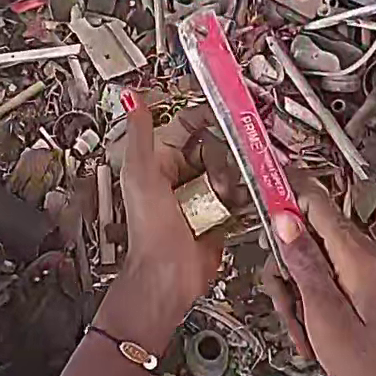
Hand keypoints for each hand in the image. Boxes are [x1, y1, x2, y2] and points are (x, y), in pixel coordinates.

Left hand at [95, 91, 224, 350]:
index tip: (225, 112)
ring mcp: (203, 194)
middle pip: (215, 146)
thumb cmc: (150, 231)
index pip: (188, 126)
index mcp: (160, 161)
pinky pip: (240, 194)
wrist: (169, 276)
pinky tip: (237, 203)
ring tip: (219, 197)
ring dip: (231, 180)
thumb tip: (131, 99)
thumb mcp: (140, 175)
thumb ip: (140, 135)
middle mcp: (183, 175)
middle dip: (220, 157)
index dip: (206, 117)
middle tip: (212, 177)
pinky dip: (244, 196)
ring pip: (231, 169)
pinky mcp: (221, 213)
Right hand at [264, 184, 375, 375]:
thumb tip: (283, 220)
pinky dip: (305, 295)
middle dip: (282, 261)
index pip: (313, 200)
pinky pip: (318, 272)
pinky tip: (308, 322)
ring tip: (299, 321)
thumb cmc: (371, 366)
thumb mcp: (325, 314)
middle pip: (302, 230)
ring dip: (291, 286)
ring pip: (305, 254)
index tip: (258, 179)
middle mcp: (360, 253)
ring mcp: (359, 266)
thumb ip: (303, 263)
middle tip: (283, 295)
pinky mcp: (356, 280)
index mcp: (355, 256)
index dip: (282, 188)